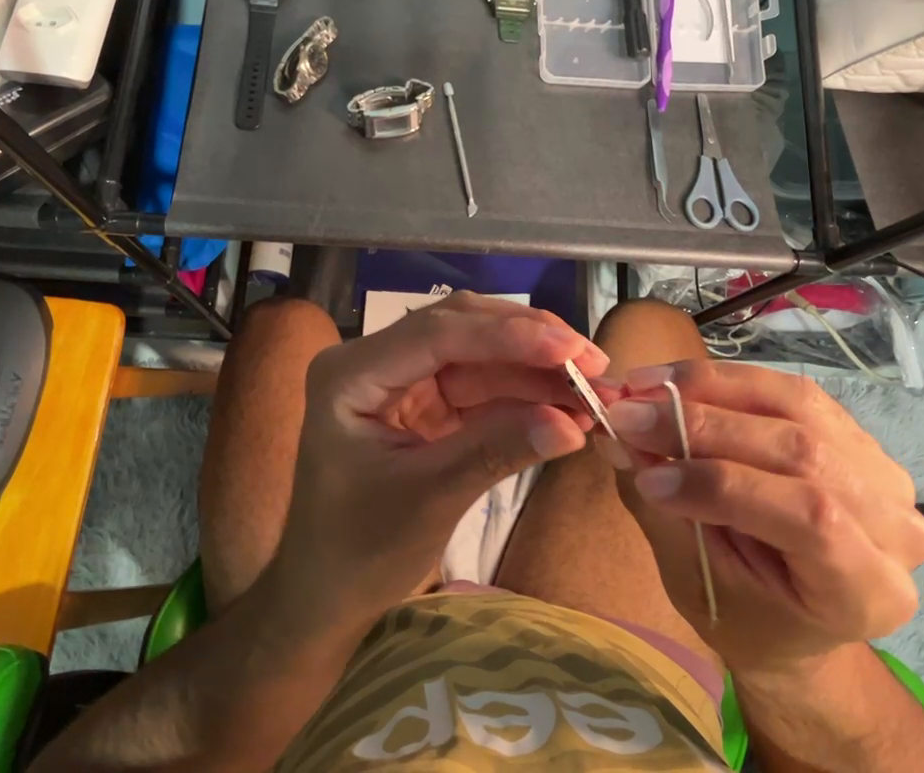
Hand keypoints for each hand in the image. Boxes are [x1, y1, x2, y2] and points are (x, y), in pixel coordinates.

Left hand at [270, 293, 607, 619]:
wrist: (329, 593)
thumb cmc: (360, 550)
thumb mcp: (429, 498)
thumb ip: (497, 451)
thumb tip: (574, 424)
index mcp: (351, 373)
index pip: (436, 335)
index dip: (507, 337)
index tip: (570, 349)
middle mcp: (374, 361)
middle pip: (461, 331)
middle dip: (528, 344)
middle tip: (594, 363)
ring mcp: (401, 380)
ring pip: (479, 355)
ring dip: (535, 369)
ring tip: (594, 386)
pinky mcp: (425, 403)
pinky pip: (481, 386)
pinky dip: (524, 394)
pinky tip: (565, 403)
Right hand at [603, 360, 923, 677]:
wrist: (793, 615)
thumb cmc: (746, 618)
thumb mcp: (698, 583)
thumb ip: (662, 508)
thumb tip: (614, 436)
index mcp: (868, 591)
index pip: (809, 520)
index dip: (723, 486)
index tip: (647, 477)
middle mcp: (895, 525)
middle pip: (800, 450)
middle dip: (701, 425)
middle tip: (624, 411)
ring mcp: (881, 471)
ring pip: (795, 405)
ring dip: (707, 387)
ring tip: (642, 384)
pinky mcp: (853, 433)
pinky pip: (788, 390)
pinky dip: (723, 380)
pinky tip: (673, 379)